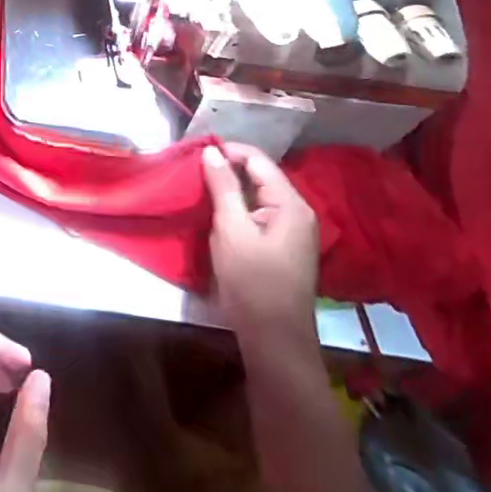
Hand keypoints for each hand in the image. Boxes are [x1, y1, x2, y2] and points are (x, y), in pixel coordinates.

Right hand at [202, 143, 320, 348]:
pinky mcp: (284, 245)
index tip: (194, 153)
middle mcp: (298, 211)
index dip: (227, 151)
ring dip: (230, 189)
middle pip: (260, 175)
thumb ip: (223, 187)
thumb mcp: (231, 230)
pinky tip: (217, 213)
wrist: (275, 340)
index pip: (258, 160)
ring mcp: (293, 230)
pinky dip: (238, 207)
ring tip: (199, 188)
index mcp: (291, 204)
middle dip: (227, 169)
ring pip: (258, 194)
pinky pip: (259, 212)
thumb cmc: (253, 283)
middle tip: (192, 170)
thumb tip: (211, 151)